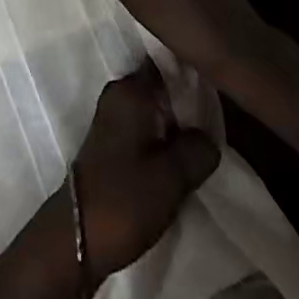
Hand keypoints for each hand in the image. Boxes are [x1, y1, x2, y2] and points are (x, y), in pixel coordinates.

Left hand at [73, 62, 220, 281]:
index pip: (167, 61)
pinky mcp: (113, 144)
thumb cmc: (125, 198)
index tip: (219, 80)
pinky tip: (184, 154)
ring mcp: (113, 119)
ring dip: (179, 123)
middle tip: (220, 115)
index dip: (193, 69)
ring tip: (207, 136)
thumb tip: (207, 137)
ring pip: (156, 109)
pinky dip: (165, 137)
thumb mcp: (174, 174)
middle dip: (190, 99)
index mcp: (130, 90)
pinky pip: (147, 128)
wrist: (78, 238)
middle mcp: (119, 95)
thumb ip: (200, 147)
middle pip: (163, 85)